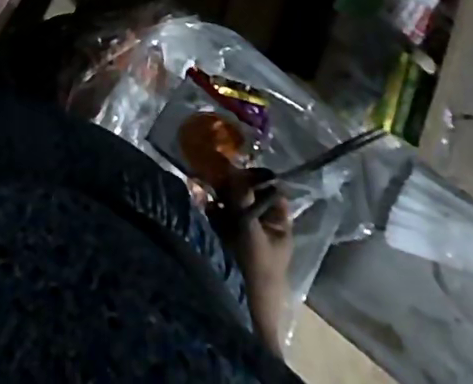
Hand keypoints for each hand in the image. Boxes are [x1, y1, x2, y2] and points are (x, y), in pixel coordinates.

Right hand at [212, 170, 295, 350]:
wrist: (241, 309)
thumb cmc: (254, 268)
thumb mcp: (250, 228)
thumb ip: (242, 197)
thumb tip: (233, 166)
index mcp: (278, 224)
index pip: (271, 191)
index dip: (256, 176)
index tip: (235, 163)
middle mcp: (261, 225)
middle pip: (248, 196)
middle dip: (230, 183)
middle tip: (212, 170)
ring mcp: (241, 233)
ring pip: (230, 204)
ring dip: (216, 193)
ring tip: (199, 182)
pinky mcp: (222, 239)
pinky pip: (215, 216)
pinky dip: (206, 206)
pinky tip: (195, 196)